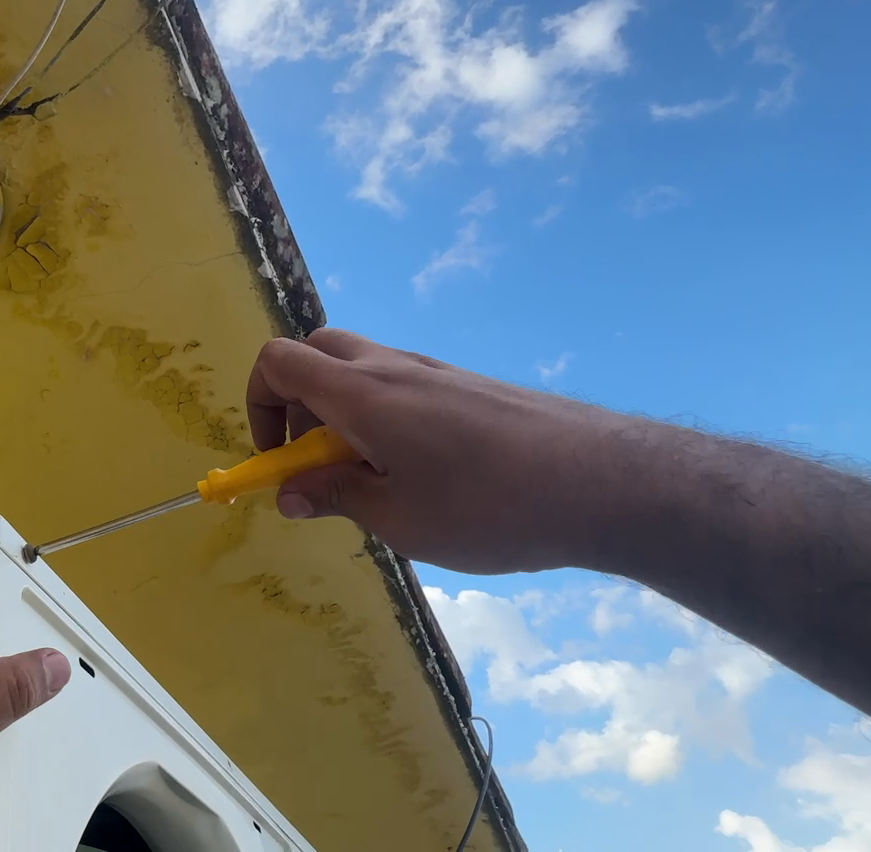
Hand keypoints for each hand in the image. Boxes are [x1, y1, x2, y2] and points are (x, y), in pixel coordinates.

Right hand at [247, 328, 636, 573]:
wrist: (611, 481)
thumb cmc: (489, 505)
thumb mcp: (400, 518)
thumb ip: (335, 496)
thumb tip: (288, 495)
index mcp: (359, 393)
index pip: (277, 361)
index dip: (259, 404)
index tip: (279, 456)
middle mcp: (388, 367)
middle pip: (313, 352)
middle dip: (295, 400)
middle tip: (317, 455)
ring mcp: (431, 370)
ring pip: (357, 365)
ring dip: (339, 407)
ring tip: (372, 471)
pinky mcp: (464, 384)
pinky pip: (397, 381)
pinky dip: (379, 411)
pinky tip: (420, 466)